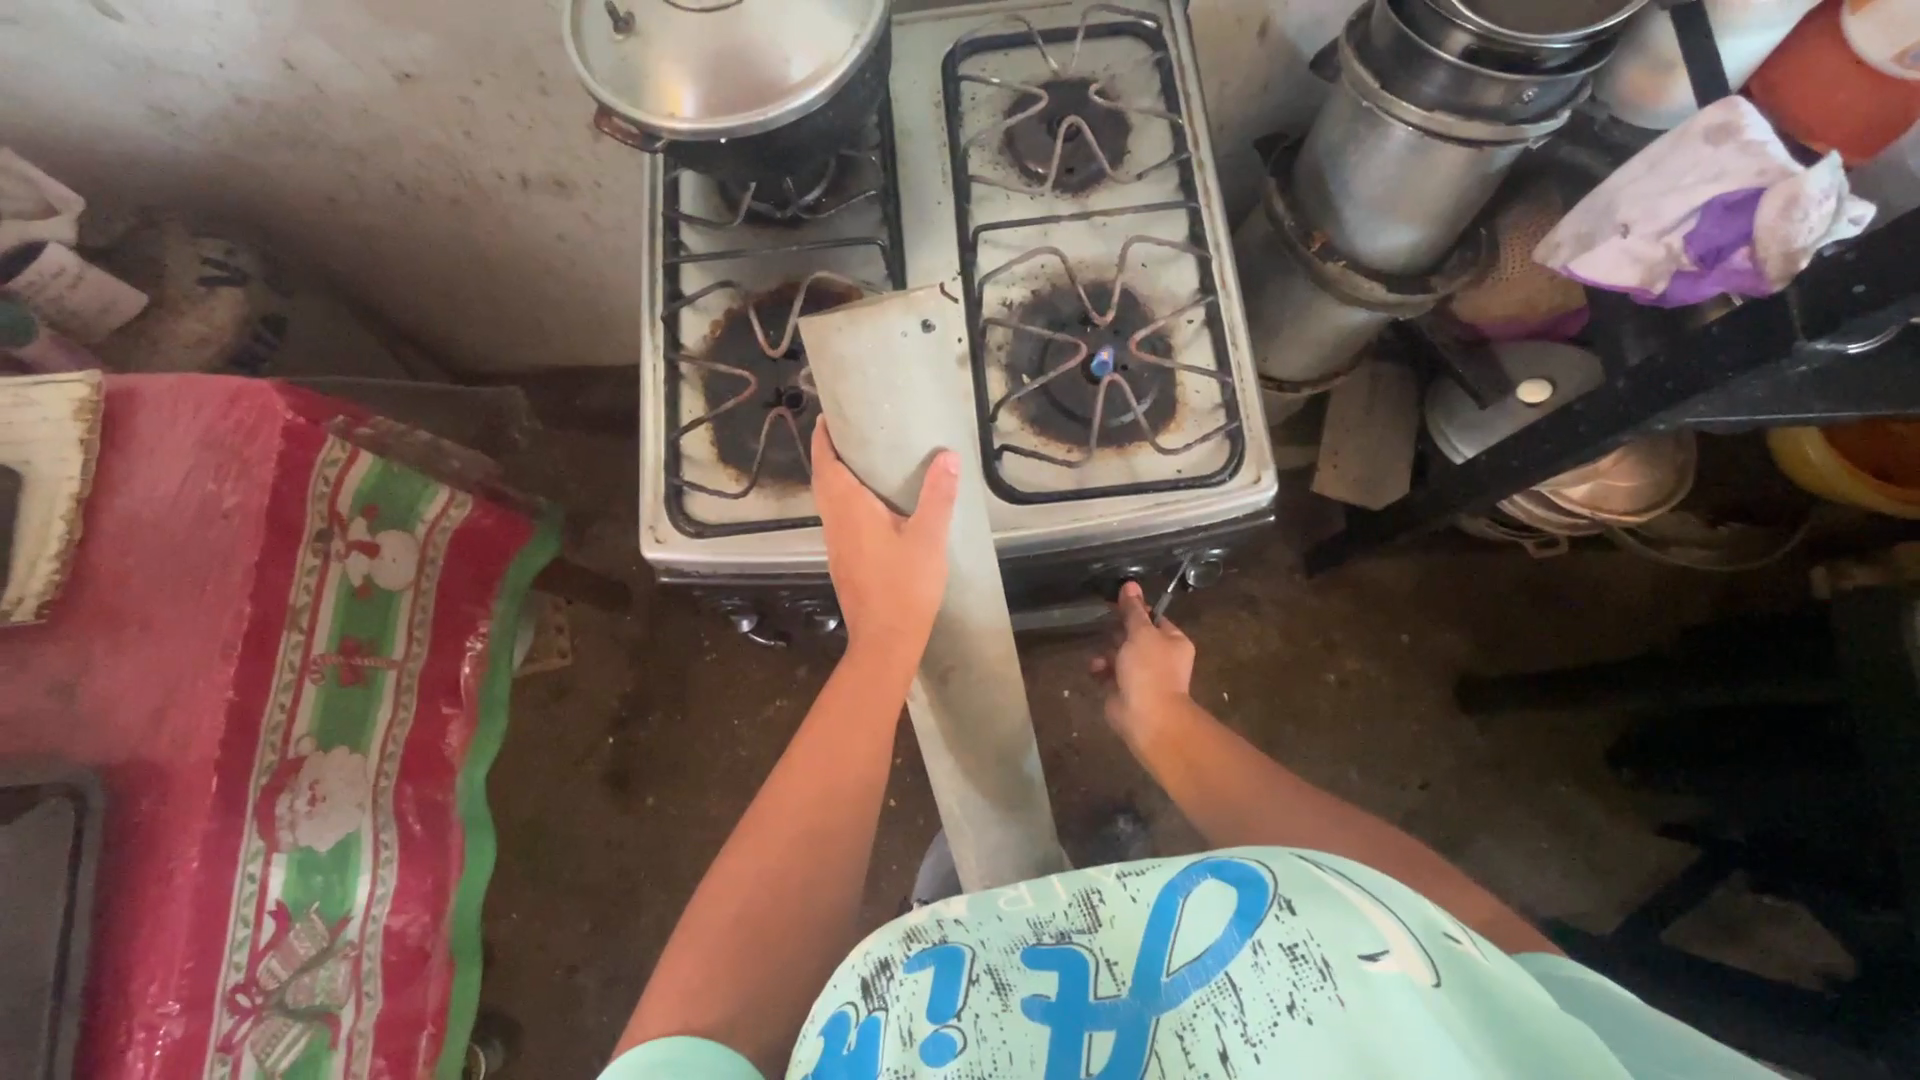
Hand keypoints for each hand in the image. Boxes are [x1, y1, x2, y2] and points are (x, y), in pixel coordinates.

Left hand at [811, 418, 960, 666]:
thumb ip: (937, 495)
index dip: (823, 438)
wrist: (884, 640)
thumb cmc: (905, 586)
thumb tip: (948, 456)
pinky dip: (845, 501)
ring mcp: (836, 545)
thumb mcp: (929, 538)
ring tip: (861, 462)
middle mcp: (834, 522)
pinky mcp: (843, 562)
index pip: (825, 462)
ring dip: (836, 478)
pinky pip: (838, 519)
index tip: (829, 416)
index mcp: (849, 508)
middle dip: (829, 453)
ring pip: (828, 502)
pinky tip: (869, 506)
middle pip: (823, 479)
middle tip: (849, 432)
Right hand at [1091, 581, 1195, 739]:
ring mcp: (1141, 675)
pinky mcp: (1123, 689)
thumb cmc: (1150, 669)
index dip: (1135, 610)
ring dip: (1107, 652)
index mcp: (1173, 641)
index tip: (1116, 602)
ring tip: (1103, 658)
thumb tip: (1130, 584)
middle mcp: (1160, 657)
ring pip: (1118, 654)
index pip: (1154, 618)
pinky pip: (1108, 672)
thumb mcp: (1141, 633)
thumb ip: (1133, 610)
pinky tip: (1097, 669)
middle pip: (1134, 636)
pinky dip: (1101, 670)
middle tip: (1106, 626)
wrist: (1147, 716)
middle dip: (1118, 633)